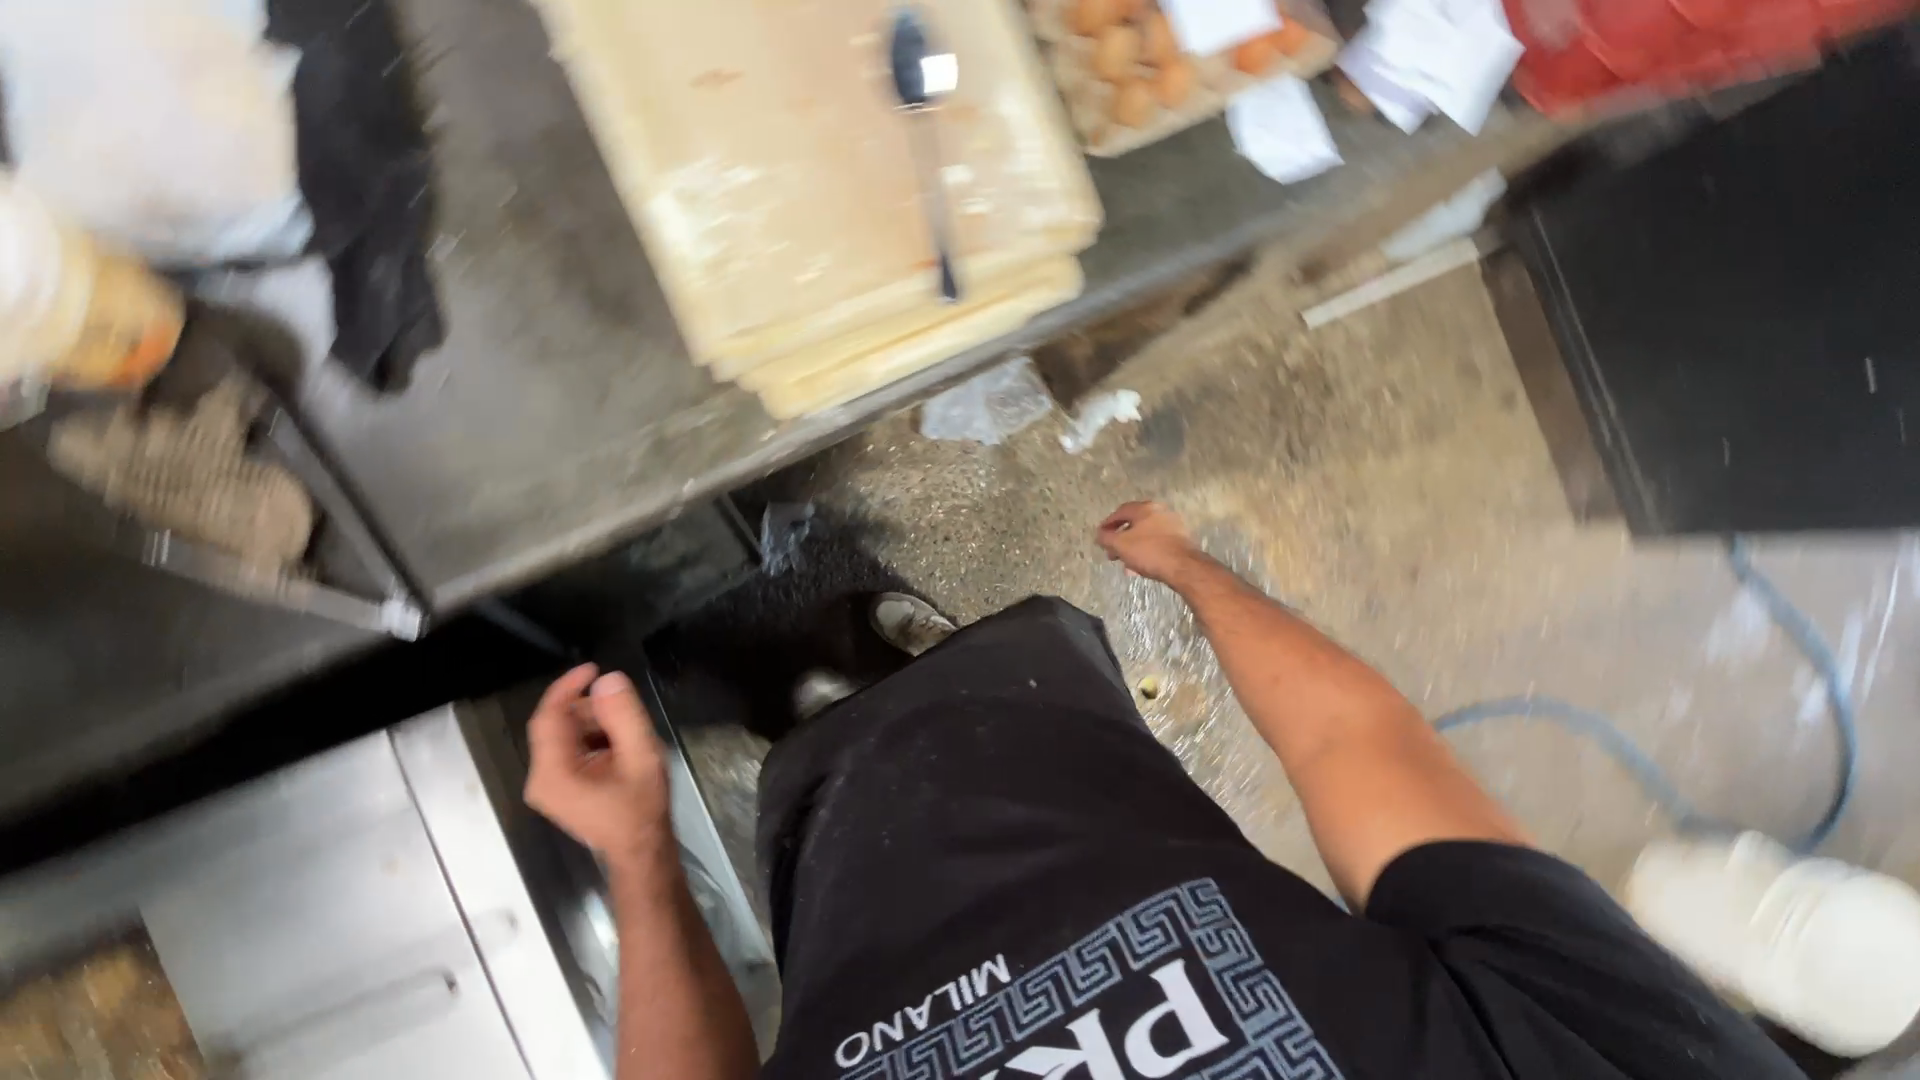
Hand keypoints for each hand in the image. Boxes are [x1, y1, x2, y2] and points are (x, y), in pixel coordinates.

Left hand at [525, 664, 671, 870]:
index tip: (595, 668)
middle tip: (627, 710)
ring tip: (629, 731)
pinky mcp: (560, 789)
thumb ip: (624, 716)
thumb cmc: (641, 808)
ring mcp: (548, 786)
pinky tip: (621, 747)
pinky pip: (571, 750)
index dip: (568, 687)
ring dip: (596, 724)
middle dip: (592, 710)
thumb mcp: (641, 756)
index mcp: (553, 772)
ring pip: (566, 736)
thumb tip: (608, 680)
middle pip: (559, 725)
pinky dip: (594, 740)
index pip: (549, 716)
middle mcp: (540, 779)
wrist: (642, 851)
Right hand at [1097, 501, 1208, 585]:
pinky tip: (1140, 567)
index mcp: (1145, 508)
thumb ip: (1106, 538)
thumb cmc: (1148, 551)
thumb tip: (1100, 534)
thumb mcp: (1120, 545)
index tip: (1100, 535)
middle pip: (1134, 524)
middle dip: (1120, 539)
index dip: (1108, 524)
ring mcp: (1172, 525)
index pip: (1120, 512)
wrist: (1183, 566)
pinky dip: (1146, 552)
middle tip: (1111, 552)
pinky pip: (1157, 543)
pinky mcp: (1181, 540)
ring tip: (1125, 564)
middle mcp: (1160, 512)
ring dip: (1132, 548)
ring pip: (1145, 535)